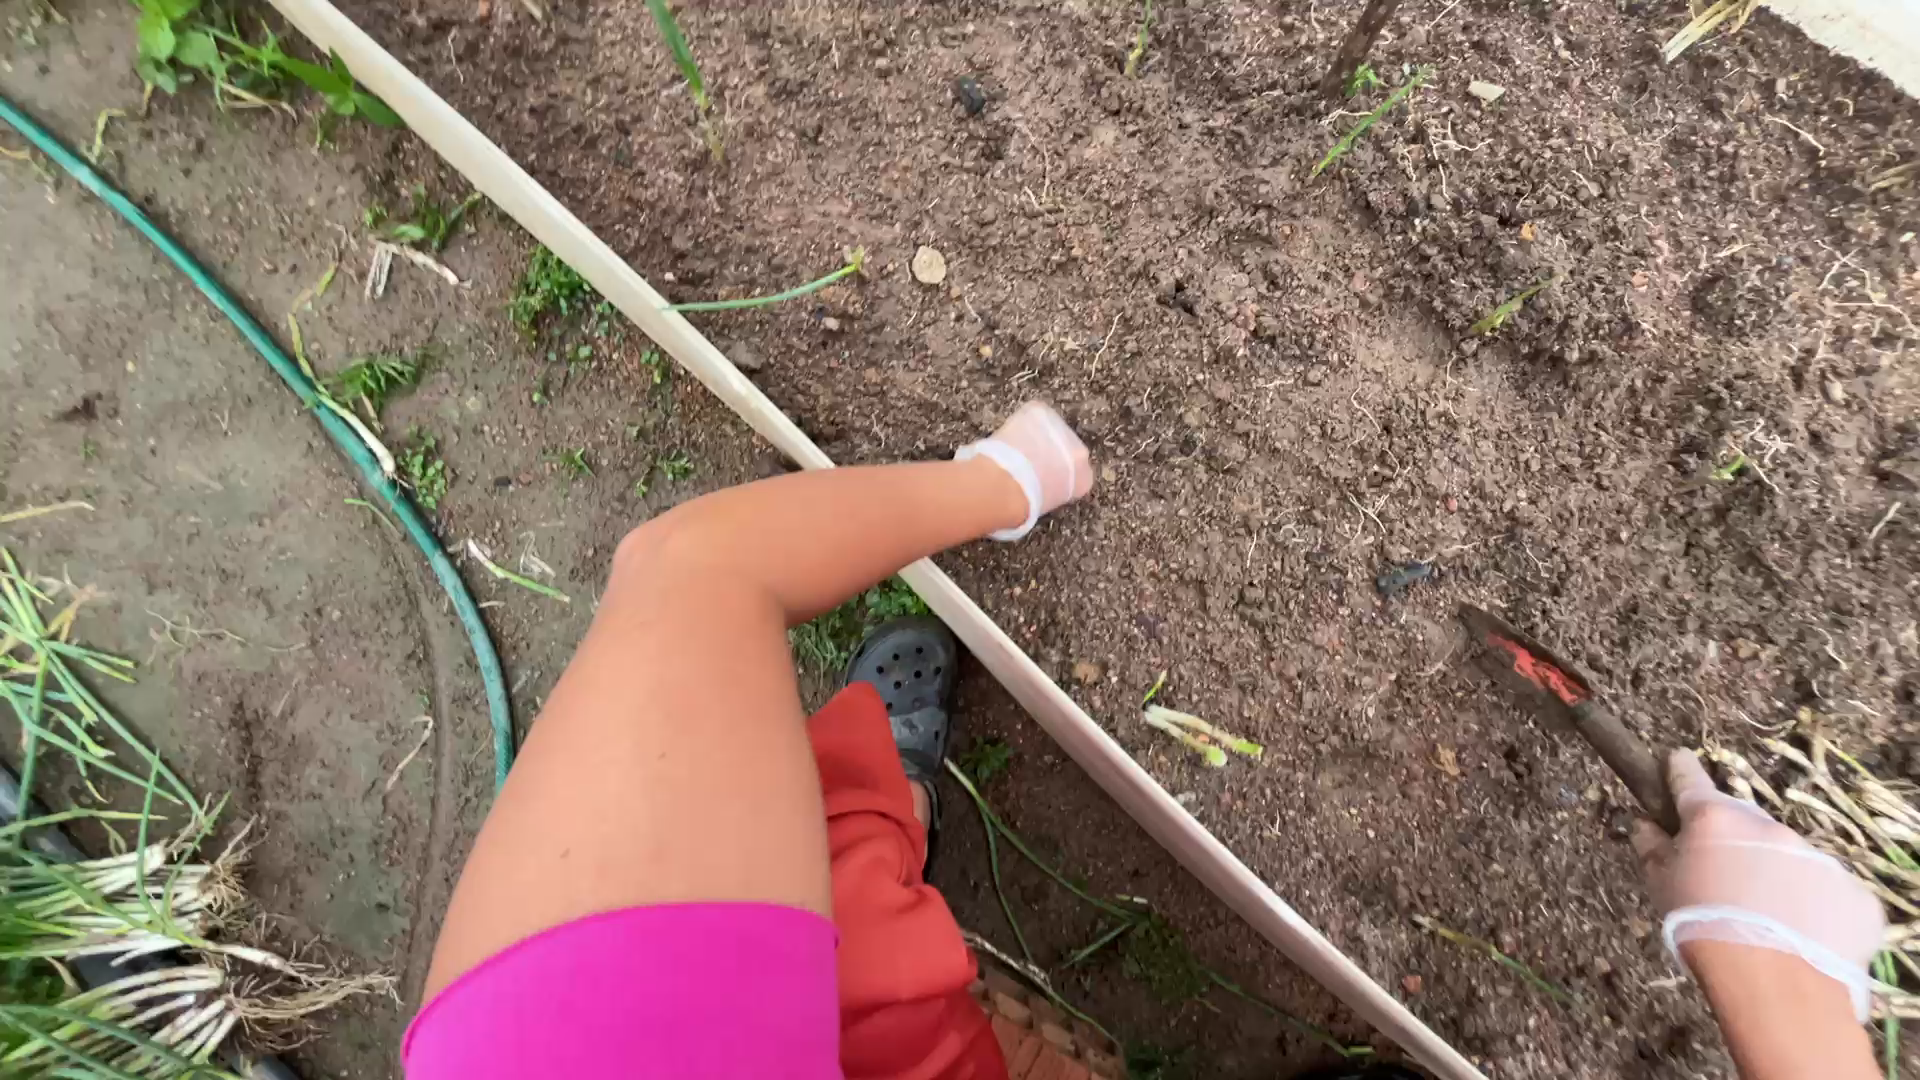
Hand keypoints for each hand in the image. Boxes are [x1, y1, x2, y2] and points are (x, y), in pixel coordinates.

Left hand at [956, 401, 1092, 539]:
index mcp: (1084, 479)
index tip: (1045, 476)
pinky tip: (1010, 437)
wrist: (1006, 485)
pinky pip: (1034, 414)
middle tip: (1028, 462)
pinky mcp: (1042, 412)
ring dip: (1038, 436)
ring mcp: (1062, 429)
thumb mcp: (1046, 504)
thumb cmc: (1022, 503)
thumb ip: (1054, 490)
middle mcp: (1080, 452)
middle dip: (1051, 452)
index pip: (1078, 473)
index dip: (1059, 473)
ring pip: (1051, 430)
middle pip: (1067, 448)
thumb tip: (1042, 485)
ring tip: (1016, 450)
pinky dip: (1023, 421)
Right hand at [1631, 750, 1884, 1019]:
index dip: (1678, 768)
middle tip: (1716, 864)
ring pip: (1784, 851)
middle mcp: (1767, 827)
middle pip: (1741, 818)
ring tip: (1758, 904)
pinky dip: (1807, 895)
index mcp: (1712, 817)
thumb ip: (1650, 843)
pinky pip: (1823, 884)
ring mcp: (1818, 859)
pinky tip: (1795, 922)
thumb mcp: (1657, 879)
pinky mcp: (1855, 894)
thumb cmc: (1699, 920)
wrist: (1773, 980)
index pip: (1689, 778)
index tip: (1676, 758)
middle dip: (1728, 832)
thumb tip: (1645, 824)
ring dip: (1769, 865)